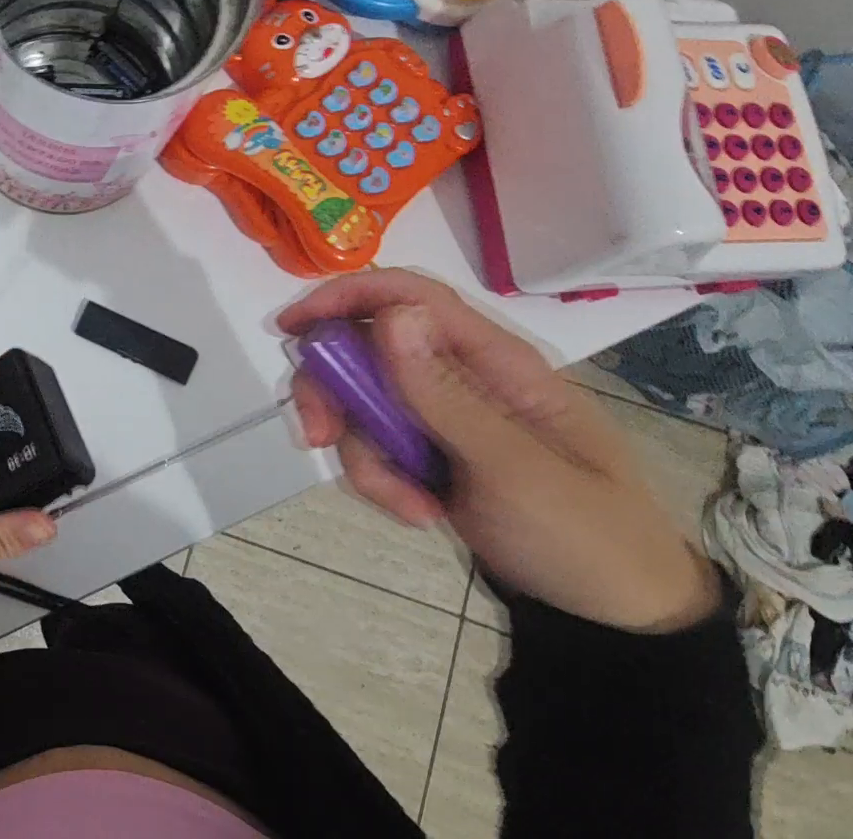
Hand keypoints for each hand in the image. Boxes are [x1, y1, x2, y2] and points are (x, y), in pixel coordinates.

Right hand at [278, 269, 720, 632]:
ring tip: (407, 506)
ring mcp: (440, 416)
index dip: (345, 297)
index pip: (410, 298)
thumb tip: (393, 313)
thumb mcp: (514, 469)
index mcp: (495, 362)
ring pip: (359, 407)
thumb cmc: (585, 535)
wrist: (613, 607)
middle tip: (318, 437)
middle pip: (364, 351)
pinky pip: (371, 448)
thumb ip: (447, 395)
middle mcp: (460, 376)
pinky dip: (378, 481)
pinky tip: (418, 513)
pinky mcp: (426, 453)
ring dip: (363, 456)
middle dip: (332, 393)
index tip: (291, 328)